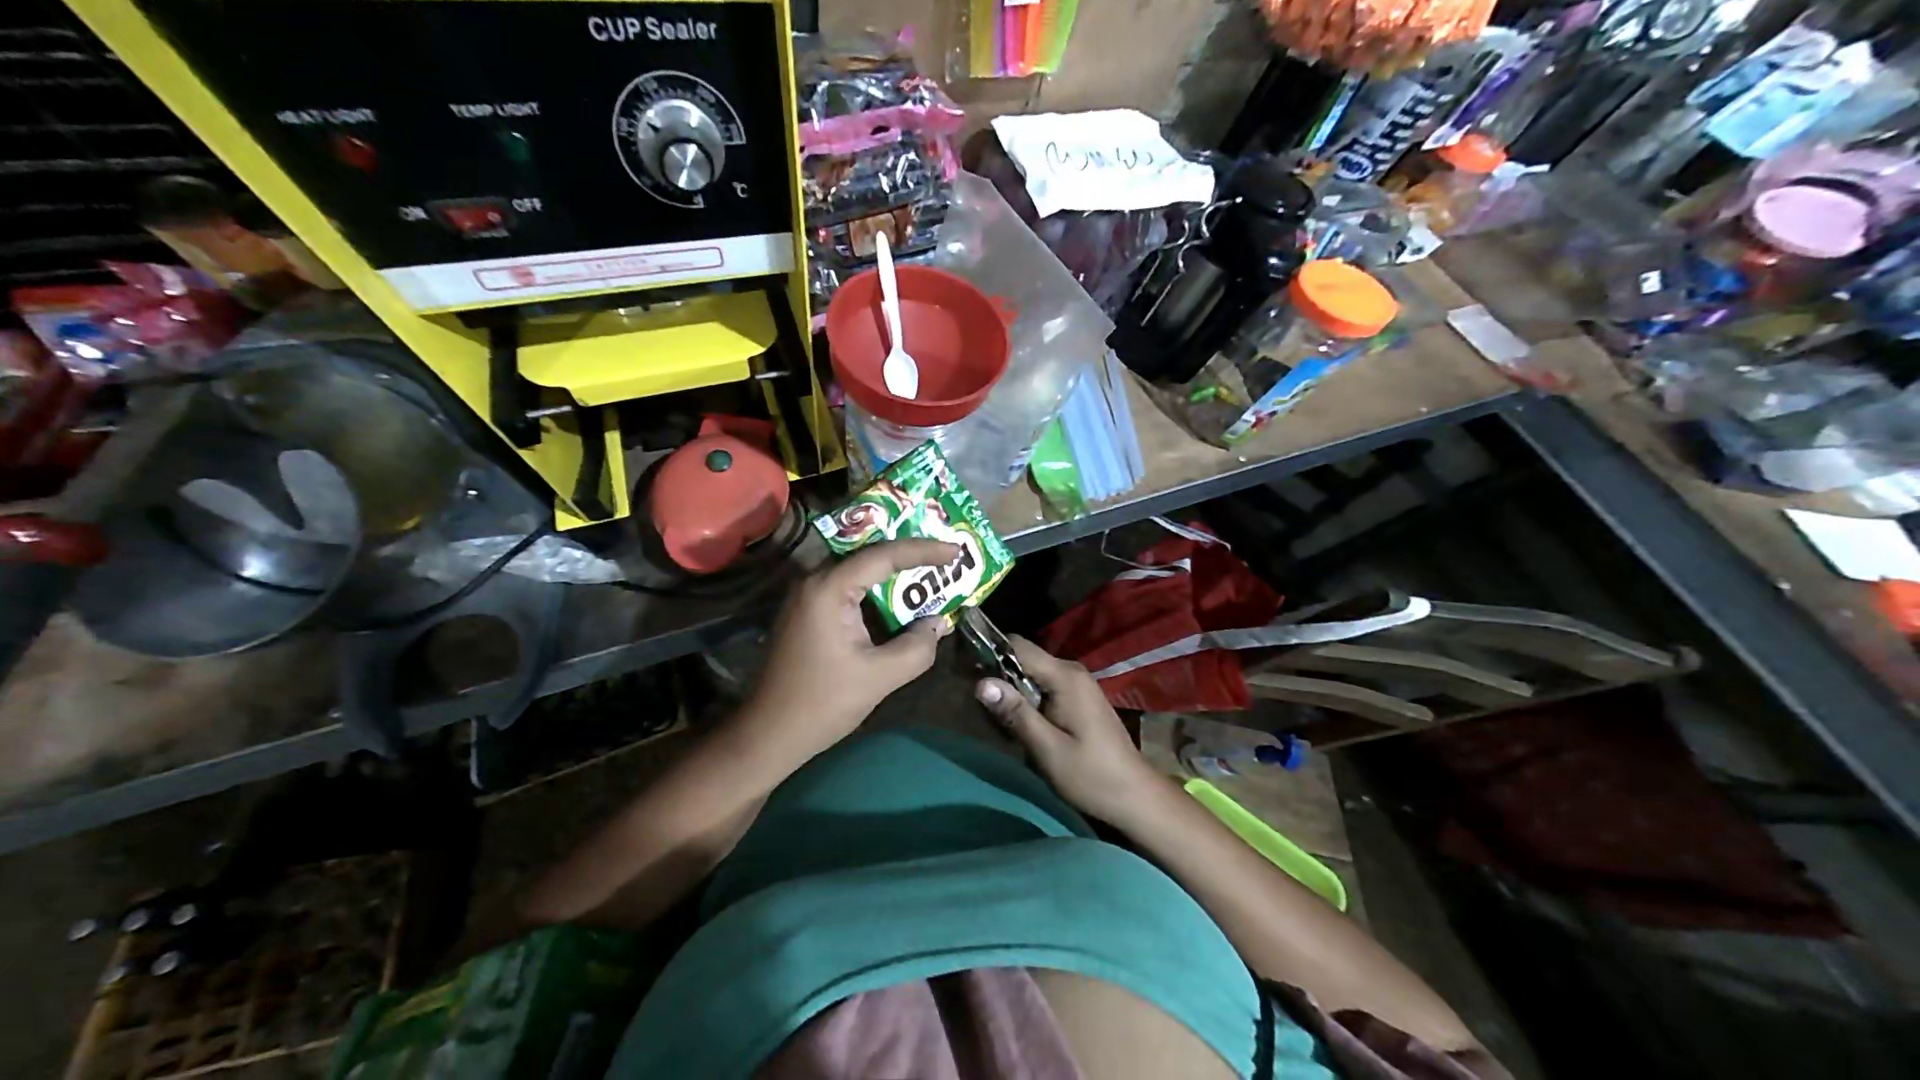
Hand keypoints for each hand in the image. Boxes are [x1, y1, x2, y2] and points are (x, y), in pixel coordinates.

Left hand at [742, 539, 958, 763]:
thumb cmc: (822, 703)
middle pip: (868, 556)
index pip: (883, 555)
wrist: (770, 733)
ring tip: (931, 573)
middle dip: (909, 555)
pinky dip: (876, 592)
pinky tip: (899, 601)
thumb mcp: (879, 677)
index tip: (956, 550)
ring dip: (893, 575)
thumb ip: (917, 647)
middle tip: (946, 557)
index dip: (923, 550)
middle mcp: (814, 582)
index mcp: (828, 589)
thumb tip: (937, 623)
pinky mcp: (806, 614)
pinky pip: (848, 590)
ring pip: (858, 573)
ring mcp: (806, 598)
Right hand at [974, 636, 1166, 823]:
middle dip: (998, 673)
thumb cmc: (1091, 775)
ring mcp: (1078, 684)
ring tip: (990, 712)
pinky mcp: (1079, 697)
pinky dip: (1027, 698)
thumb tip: (980, 683)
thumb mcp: (1047, 748)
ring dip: (1012, 688)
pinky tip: (1017, 721)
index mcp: (1065, 677)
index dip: (990, 651)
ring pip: (1032, 672)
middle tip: (974, 698)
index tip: (964, 666)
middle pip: (1024, 657)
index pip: (1018, 645)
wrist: (1135, 795)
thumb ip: (1015, 713)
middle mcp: (1072, 671)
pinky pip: (1044, 685)